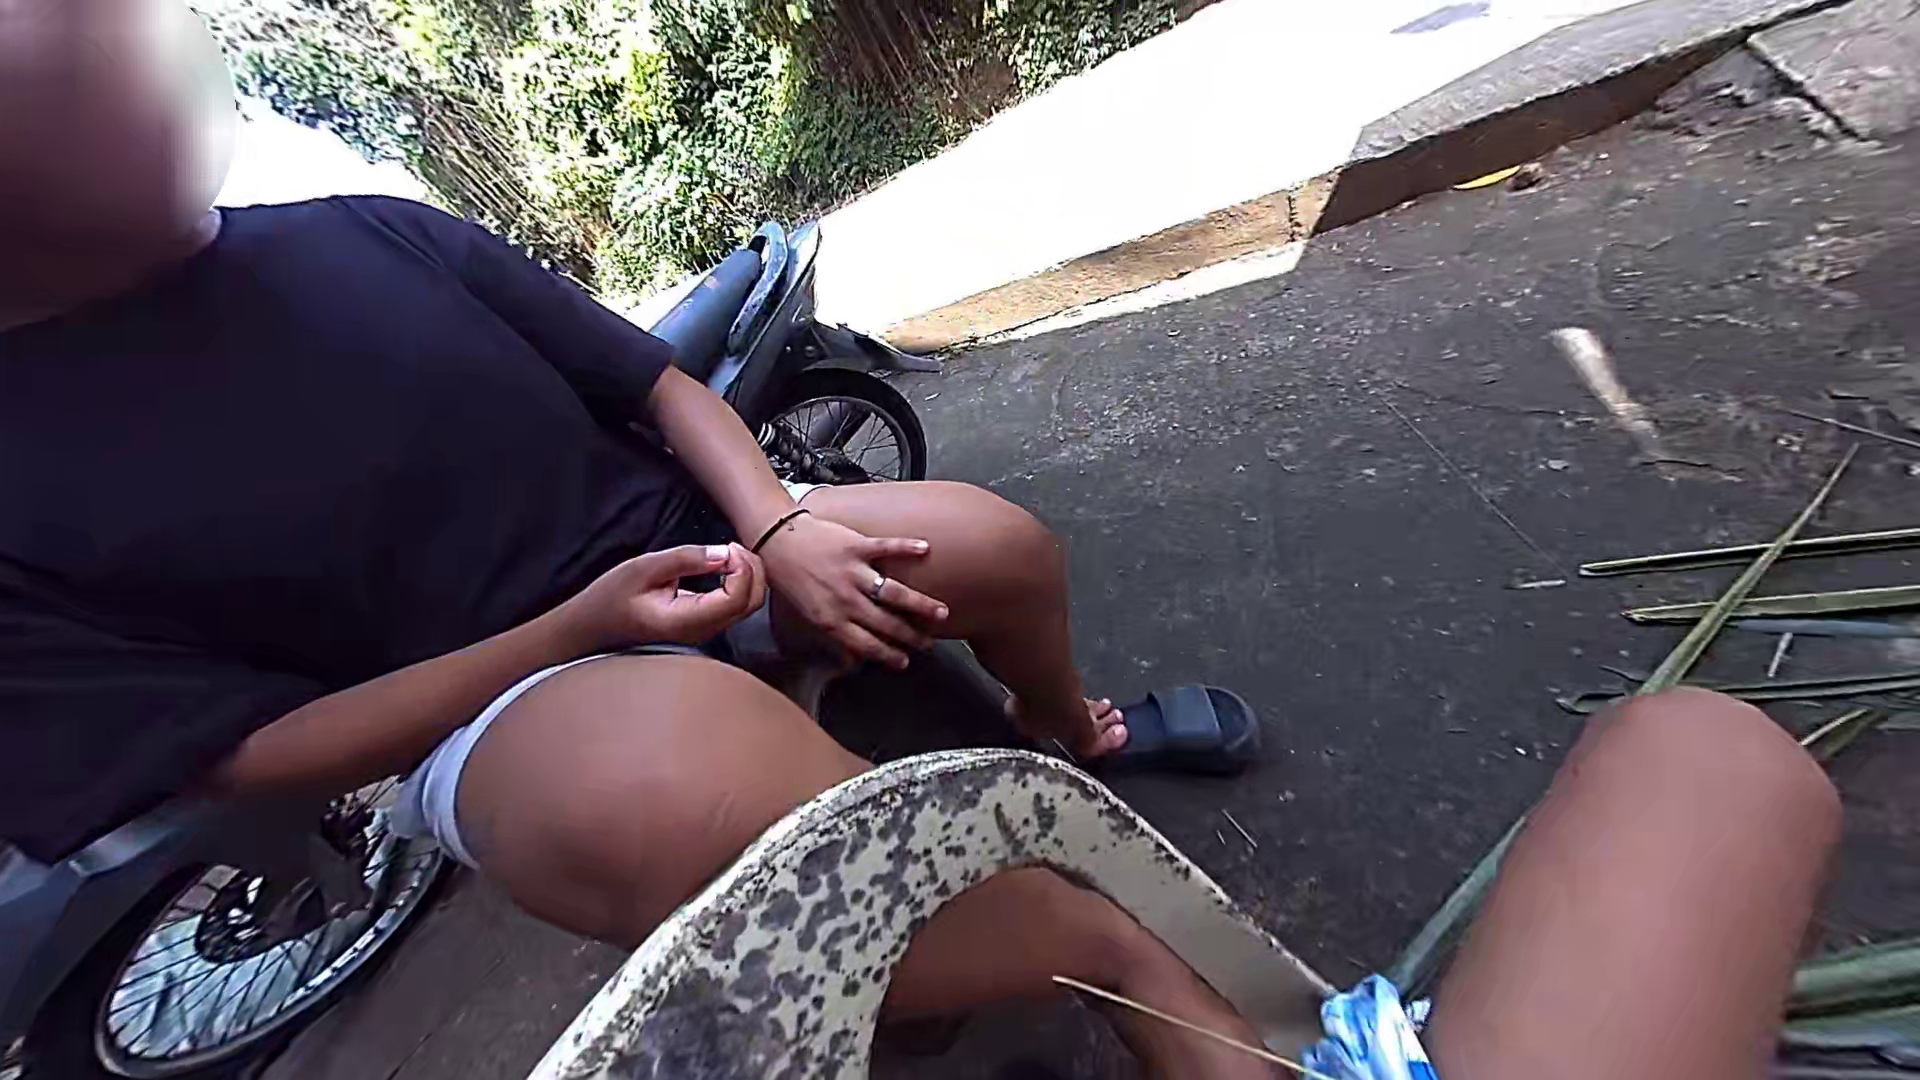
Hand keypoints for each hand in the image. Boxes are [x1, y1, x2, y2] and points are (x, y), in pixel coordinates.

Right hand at [552, 544, 766, 651]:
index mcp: (687, 621)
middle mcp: (704, 631)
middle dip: (752, 569)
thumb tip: (724, 554)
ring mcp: (708, 631)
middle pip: (752, 602)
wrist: (592, 628)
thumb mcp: (643, 568)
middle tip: (732, 546)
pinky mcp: (708, 624)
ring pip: (750, 604)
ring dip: (749, 574)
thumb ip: (686, 559)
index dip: (743, 569)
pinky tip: (726, 565)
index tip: (728, 546)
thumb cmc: (611, 599)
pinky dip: (742, 581)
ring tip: (728, 553)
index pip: (738, 598)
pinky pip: (739, 604)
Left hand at [755, 514, 948, 667]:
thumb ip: (832, 634)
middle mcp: (845, 599)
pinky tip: (926, 549)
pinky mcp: (856, 545)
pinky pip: (886, 547)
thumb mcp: (806, 614)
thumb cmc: (791, 577)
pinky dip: (907, 547)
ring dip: (920, 604)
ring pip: (894, 593)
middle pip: (886, 623)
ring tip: (941, 613)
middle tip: (929, 643)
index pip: (866, 644)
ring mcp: (853, 572)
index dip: (888, 655)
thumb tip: (852, 658)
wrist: (776, 540)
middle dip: (911, 636)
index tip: (905, 661)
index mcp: (831, 618)